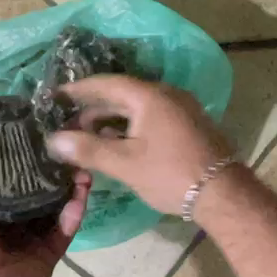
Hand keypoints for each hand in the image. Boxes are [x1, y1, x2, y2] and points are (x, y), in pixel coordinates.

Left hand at [0, 150, 90, 276]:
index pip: (0, 178)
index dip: (15, 158)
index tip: (31, 135)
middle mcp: (5, 222)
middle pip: (32, 192)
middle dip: (49, 173)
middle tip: (65, 150)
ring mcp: (29, 239)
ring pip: (53, 208)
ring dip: (68, 189)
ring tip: (82, 168)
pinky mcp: (47, 254)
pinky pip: (63, 231)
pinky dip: (74, 213)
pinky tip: (83, 192)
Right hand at [45, 75, 233, 215]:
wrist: (222, 193)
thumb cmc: (171, 175)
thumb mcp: (125, 164)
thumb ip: (89, 150)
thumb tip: (54, 140)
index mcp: (149, 96)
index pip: (107, 83)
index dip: (80, 89)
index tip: (57, 95)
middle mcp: (167, 95)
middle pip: (123, 95)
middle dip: (94, 109)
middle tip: (69, 123)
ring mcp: (182, 110)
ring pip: (138, 109)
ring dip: (112, 120)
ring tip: (89, 137)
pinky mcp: (189, 127)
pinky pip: (152, 119)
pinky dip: (131, 127)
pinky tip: (119, 145)